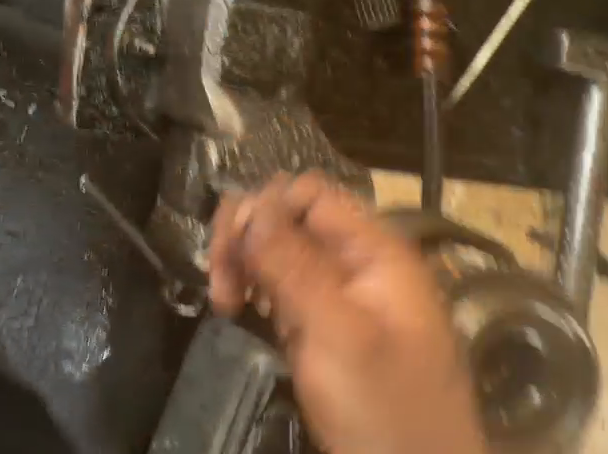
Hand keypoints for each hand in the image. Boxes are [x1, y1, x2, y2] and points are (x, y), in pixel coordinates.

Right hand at [205, 173, 486, 453]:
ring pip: (274, 245)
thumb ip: (293, 265)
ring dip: (240, 260)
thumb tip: (248, 205)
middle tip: (221, 277)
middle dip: (245, 236)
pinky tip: (236, 308)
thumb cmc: (386, 413)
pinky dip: (249, 285)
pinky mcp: (319, 321)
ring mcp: (338, 292)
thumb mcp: (339, 335)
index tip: (234, 245)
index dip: (266, 208)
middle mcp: (356, 262)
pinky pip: (275, 279)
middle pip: (286, 215)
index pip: (308, 194)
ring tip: (225, 299)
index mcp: (376, 253)